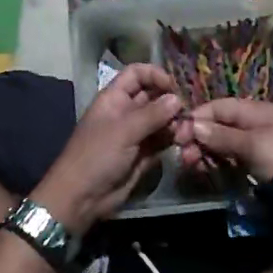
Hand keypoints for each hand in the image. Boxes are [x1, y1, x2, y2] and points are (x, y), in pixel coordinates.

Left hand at [30, 64, 182, 233]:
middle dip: (171, 101)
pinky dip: (173, 140)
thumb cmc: (96, 156)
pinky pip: (163, 141)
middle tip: (190, 110)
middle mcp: (126, 112)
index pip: (136, 74)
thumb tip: (177, 99)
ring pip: (161, 120)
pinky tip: (185, 142)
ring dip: (175, 123)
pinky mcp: (143, 155)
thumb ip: (152, 114)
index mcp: (114, 99)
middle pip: (153, 96)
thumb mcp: (123, 131)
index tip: (174, 86)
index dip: (155, 75)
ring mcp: (135, 134)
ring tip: (187, 130)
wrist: (82, 198)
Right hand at [173, 97, 272, 183]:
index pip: (217, 107)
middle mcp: (250, 123)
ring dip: (203, 152)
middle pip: (216, 125)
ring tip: (192, 165)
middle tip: (185, 156)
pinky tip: (205, 170)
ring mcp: (251, 143)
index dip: (197, 118)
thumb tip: (194, 125)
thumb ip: (222, 136)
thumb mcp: (252, 144)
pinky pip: (226, 157)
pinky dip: (214, 162)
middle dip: (197, 138)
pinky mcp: (251, 162)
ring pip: (218, 143)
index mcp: (253, 111)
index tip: (179, 134)